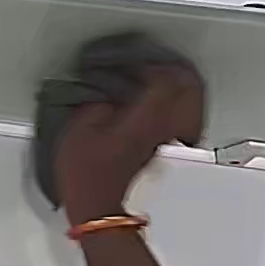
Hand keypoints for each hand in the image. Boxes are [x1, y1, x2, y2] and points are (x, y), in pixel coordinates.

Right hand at [54, 65, 205, 223]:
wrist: (95, 204)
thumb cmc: (86, 172)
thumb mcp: (79, 128)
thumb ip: (97, 104)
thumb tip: (107, 99)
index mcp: (143, 119)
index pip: (164, 81)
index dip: (150, 64)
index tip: (133, 61)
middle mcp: (159, 128)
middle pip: (185, 90)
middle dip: (172, 71)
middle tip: (154, 62)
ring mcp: (158, 139)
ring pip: (184, 105)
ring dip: (173, 88)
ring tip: (155, 76)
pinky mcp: (152, 148)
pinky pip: (171, 118)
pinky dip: (165, 105)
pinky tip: (148, 101)